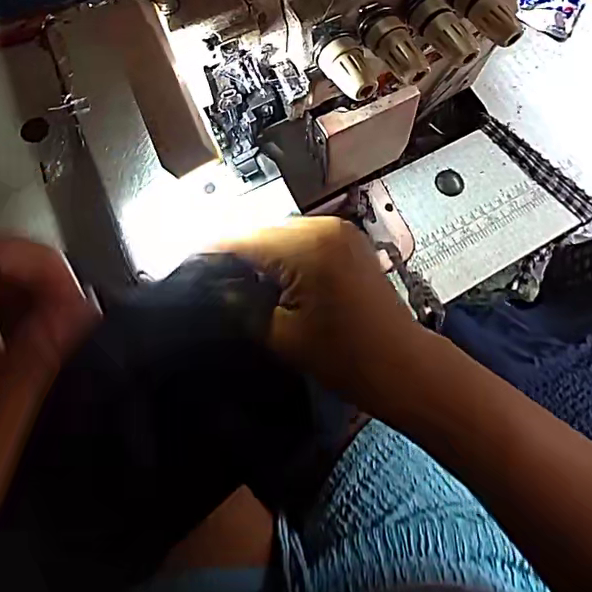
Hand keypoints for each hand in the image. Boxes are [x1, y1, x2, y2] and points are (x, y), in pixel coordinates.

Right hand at [221, 217, 425, 408]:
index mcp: (307, 246)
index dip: (213, 254)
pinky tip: (276, 280)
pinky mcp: (350, 240)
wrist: (402, 364)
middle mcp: (325, 226)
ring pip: (284, 233)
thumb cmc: (347, 356)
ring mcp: (341, 230)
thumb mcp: (281, 334)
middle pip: (264, 231)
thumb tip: (219, 287)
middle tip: (214, 281)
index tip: (190, 266)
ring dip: (264, 254)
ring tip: (242, 284)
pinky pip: (306, 238)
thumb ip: (243, 304)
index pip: (244, 240)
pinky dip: (288, 254)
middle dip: (239, 254)